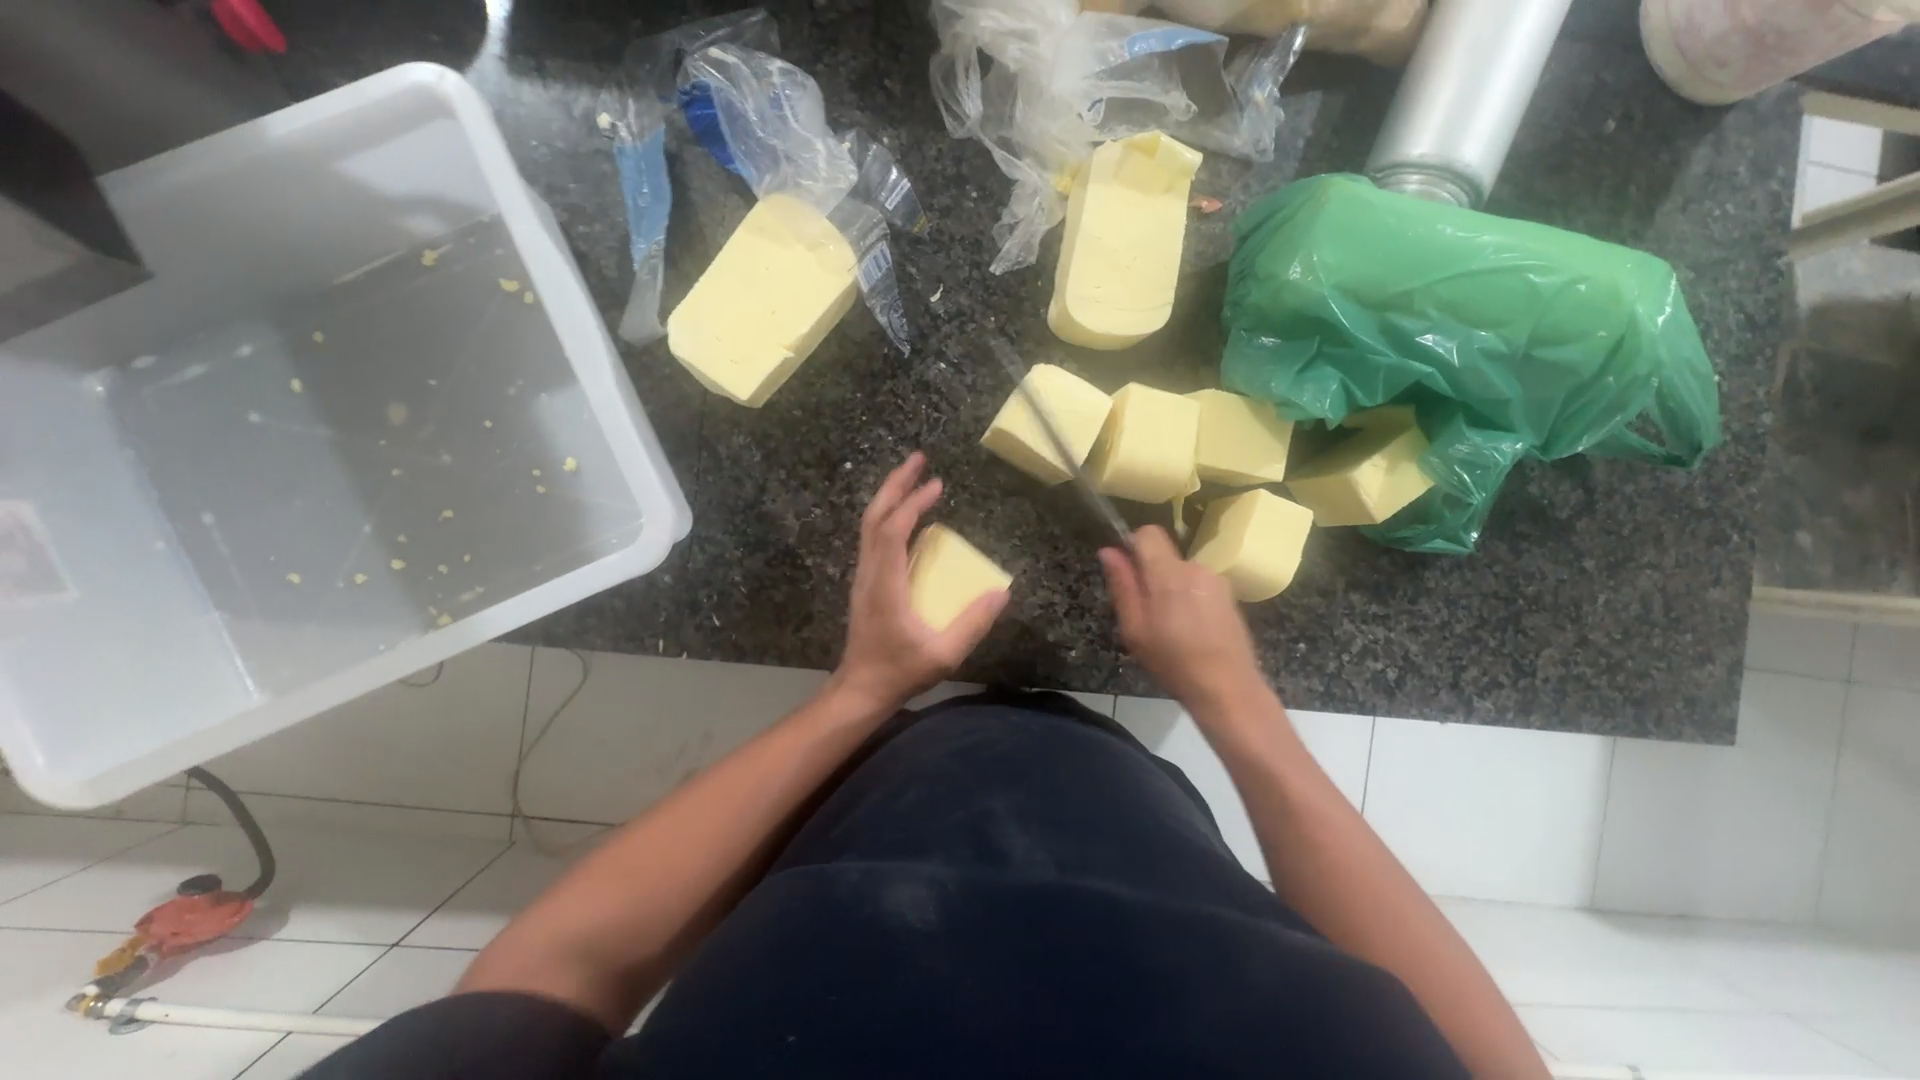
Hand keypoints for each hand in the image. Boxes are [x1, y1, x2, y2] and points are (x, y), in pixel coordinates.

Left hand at [834, 452, 1008, 712]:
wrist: (861, 689)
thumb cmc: (901, 672)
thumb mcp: (944, 655)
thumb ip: (973, 623)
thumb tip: (1001, 592)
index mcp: (885, 585)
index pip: (893, 531)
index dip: (913, 504)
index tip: (937, 484)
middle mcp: (869, 573)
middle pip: (874, 517)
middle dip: (895, 485)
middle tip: (917, 459)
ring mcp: (863, 578)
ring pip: (869, 526)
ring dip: (889, 497)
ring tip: (913, 477)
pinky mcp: (865, 584)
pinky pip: (873, 539)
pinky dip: (889, 517)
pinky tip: (907, 516)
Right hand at [1100, 526, 1265, 710]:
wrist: (1227, 688)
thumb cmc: (1173, 661)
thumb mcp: (1135, 628)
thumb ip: (1122, 585)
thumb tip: (1108, 551)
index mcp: (1169, 573)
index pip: (1149, 533)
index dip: (1133, 546)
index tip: (1128, 574)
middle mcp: (1196, 568)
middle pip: (1165, 557)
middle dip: (1152, 577)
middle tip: (1147, 615)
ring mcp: (1217, 581)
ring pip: (1183, 574)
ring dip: (1173, 591)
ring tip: (1172, 629)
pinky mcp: (1230, 597)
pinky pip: (1200, 587)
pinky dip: (1192, 601)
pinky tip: (1193, 632)